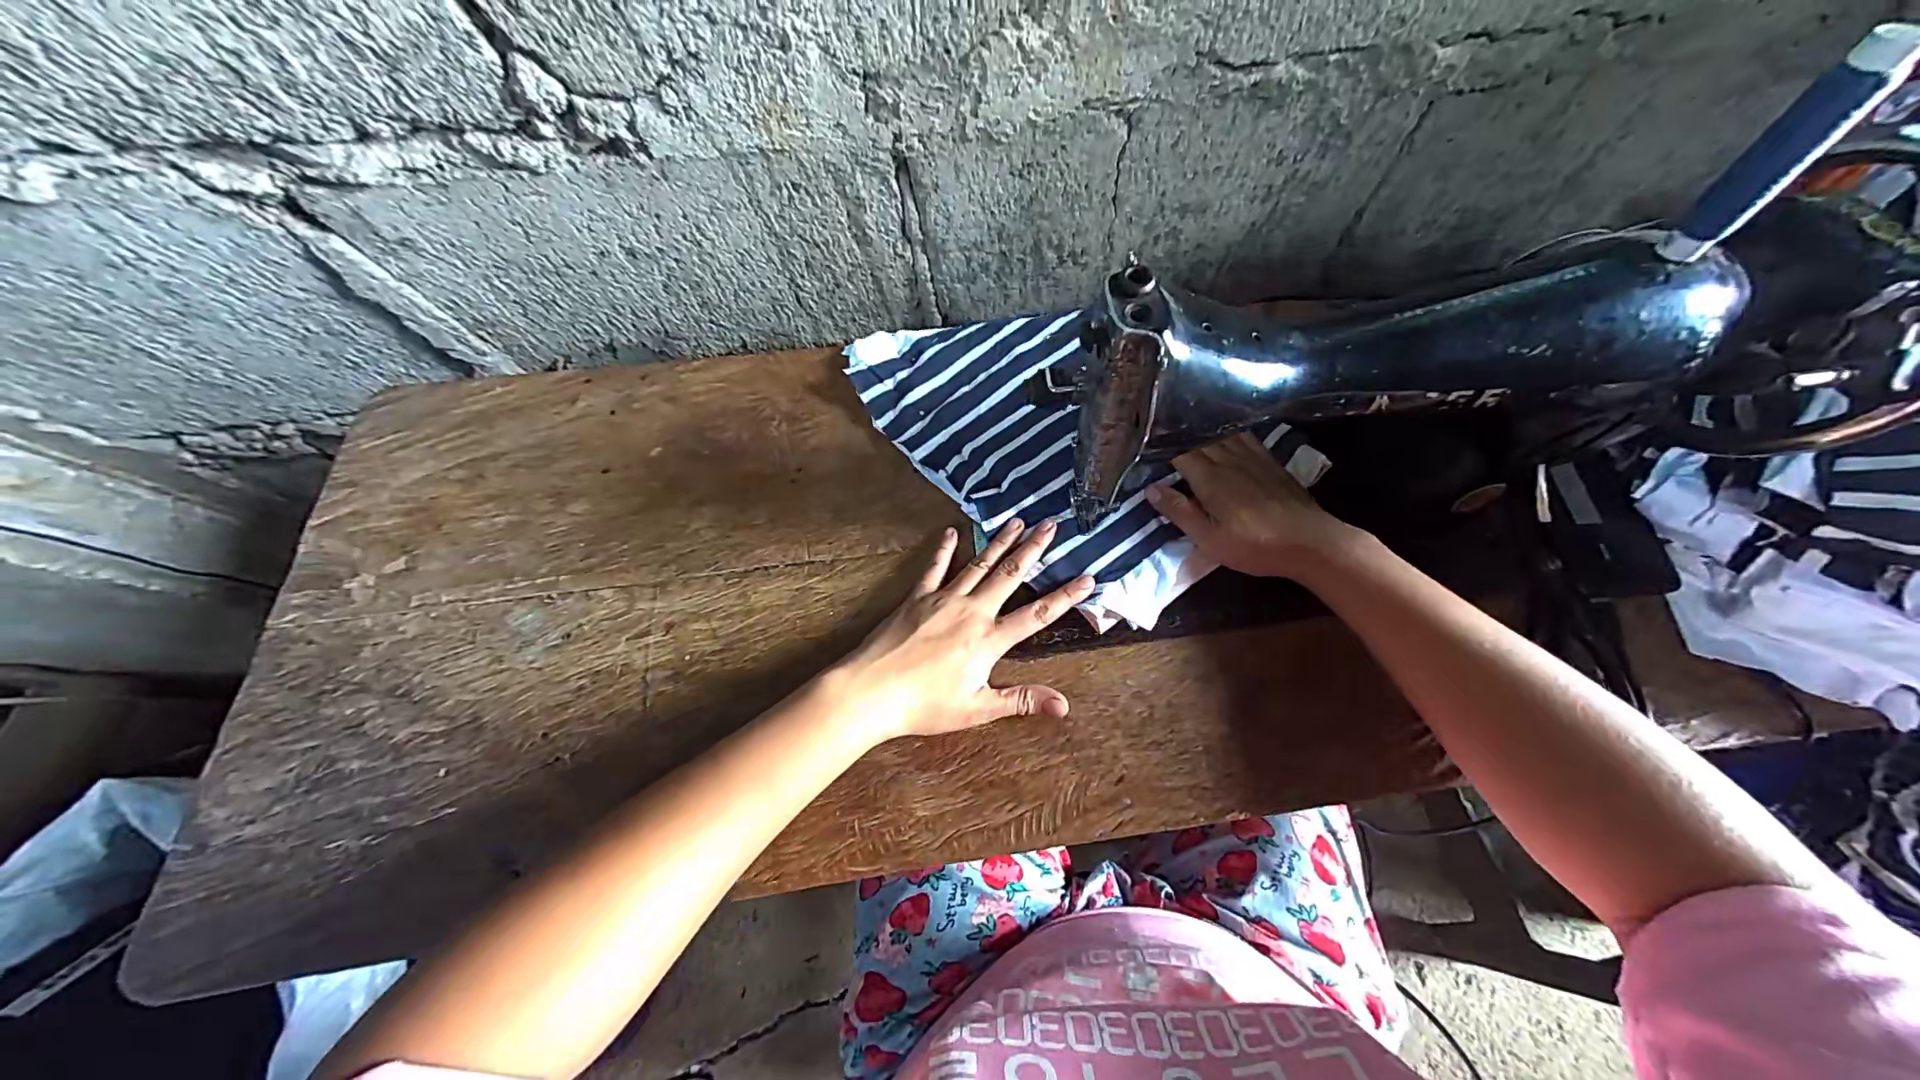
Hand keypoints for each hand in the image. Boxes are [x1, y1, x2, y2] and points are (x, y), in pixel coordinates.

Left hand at [826, 519, 1095, 741]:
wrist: (871, 690)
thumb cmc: (924, 705)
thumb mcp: (977, 709)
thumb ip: (1021, 701)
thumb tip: (1063, 705)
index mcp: (988, 640)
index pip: (1037, 615)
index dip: (1066, 596)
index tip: (1088, 577)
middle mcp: (971, 612)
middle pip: (1010, 575)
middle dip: (1033, 548)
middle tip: (1051, 525)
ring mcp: (943, 600)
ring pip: (979, 564)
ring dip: (1000, 542)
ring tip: (1017, 521)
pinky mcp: (917, 598)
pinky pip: (935, 568)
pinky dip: (944, 550)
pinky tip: (950, 532)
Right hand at [1145, 432, 1365, 579]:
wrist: (1311, 542)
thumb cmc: (1254, 546)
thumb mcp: (1209, 539)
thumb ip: (1180, 512)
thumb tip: (1152, 488)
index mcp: (1210, 479)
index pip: (1180, 453)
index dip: (1162, 446)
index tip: (1146, 445)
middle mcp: (1229, 461)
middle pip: (1199, 440)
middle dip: (1179, 436)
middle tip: (1161, 435)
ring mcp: (1252, 458)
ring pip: (1221, 434)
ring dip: (1202, 431)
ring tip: (1186, 428)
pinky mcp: (1270, 462)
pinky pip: (1244, 437)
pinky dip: (1228, 431)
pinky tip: (1224, 432)